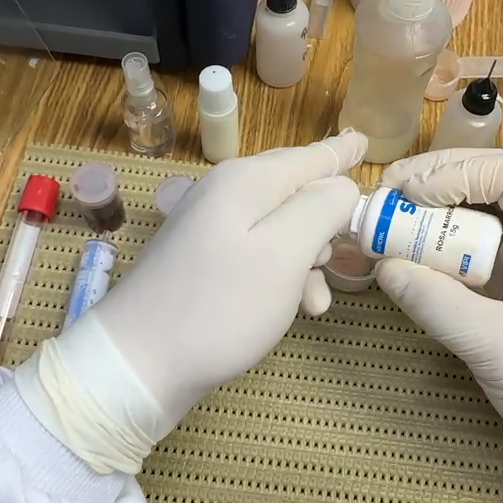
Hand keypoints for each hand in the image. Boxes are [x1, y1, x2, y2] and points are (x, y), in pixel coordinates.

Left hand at [16, 131, 365, 472]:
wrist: (138, 361)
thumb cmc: (220, 305)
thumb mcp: (284, 254)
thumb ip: (320, 210)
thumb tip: (341, 186)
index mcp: (246, 181)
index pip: (307, 157)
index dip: (339, 152)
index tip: (365, 141)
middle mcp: (225, 193)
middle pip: (293, 189)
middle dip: (327, 218)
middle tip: (353, 244)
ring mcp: (209, 227)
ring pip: (279, 228)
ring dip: (307, 259)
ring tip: (317, 301)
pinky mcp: (201, 260)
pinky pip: (258, 253)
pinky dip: (282, 275)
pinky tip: (293, 308)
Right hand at [373, 149, 502, 502]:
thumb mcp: (500, 349)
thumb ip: (440, 306)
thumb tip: (384, 268)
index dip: (457, 173)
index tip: (409, 192)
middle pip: (492, 182)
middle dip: (438, 182)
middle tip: (387, 192)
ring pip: (478, 210)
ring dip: (433, 210)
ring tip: (388, 215)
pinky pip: (470, 245)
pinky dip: (437, 242)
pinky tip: (405, 247)